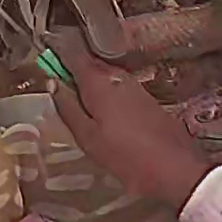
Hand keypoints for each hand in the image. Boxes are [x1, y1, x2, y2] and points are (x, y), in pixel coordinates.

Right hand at [48, 33, 209, 208]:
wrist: (178, 171)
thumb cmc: (126, 155)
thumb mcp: (87, 137)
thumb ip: (67, 107)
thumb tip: (52, 82)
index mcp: (97, 81)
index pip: (71, 53)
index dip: (55, 51)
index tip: (42, 54)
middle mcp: (116, 75)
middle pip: (88, 62)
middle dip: (70, 66)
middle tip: (55, 79)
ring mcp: (134, 85)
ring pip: (104, 74)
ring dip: (88, 79)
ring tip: (76, 96)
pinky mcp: (146, 97)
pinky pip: (116, 85)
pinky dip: (104, 89)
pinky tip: (100, 108)